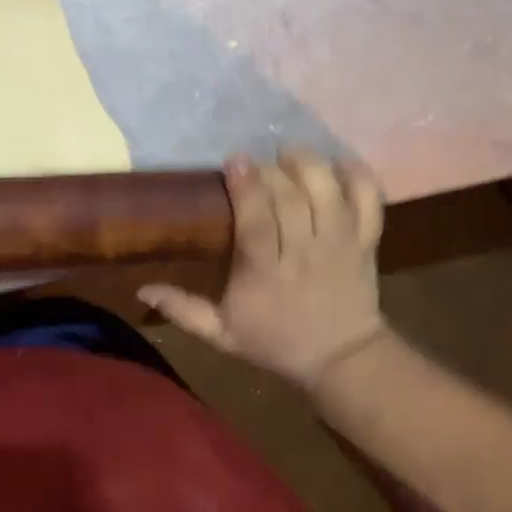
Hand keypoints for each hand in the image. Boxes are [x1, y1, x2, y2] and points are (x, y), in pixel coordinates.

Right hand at [139, 151, 387, 387]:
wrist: (341, 359)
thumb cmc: (274, 342)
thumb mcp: (221, 334)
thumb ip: (183, 310)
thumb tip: (141, 289)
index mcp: (265, 275)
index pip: (257, 222)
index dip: (247, 187)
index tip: (234, 161)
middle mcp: (304, 254)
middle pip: (291, 200)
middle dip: (273, 171)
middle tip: (256, 160)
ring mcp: (340, 246)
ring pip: (328, 194)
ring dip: (310, 166)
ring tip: (291, 152)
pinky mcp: (366, 243)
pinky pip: (370, 203)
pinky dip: (359, 177)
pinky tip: (340, 162)